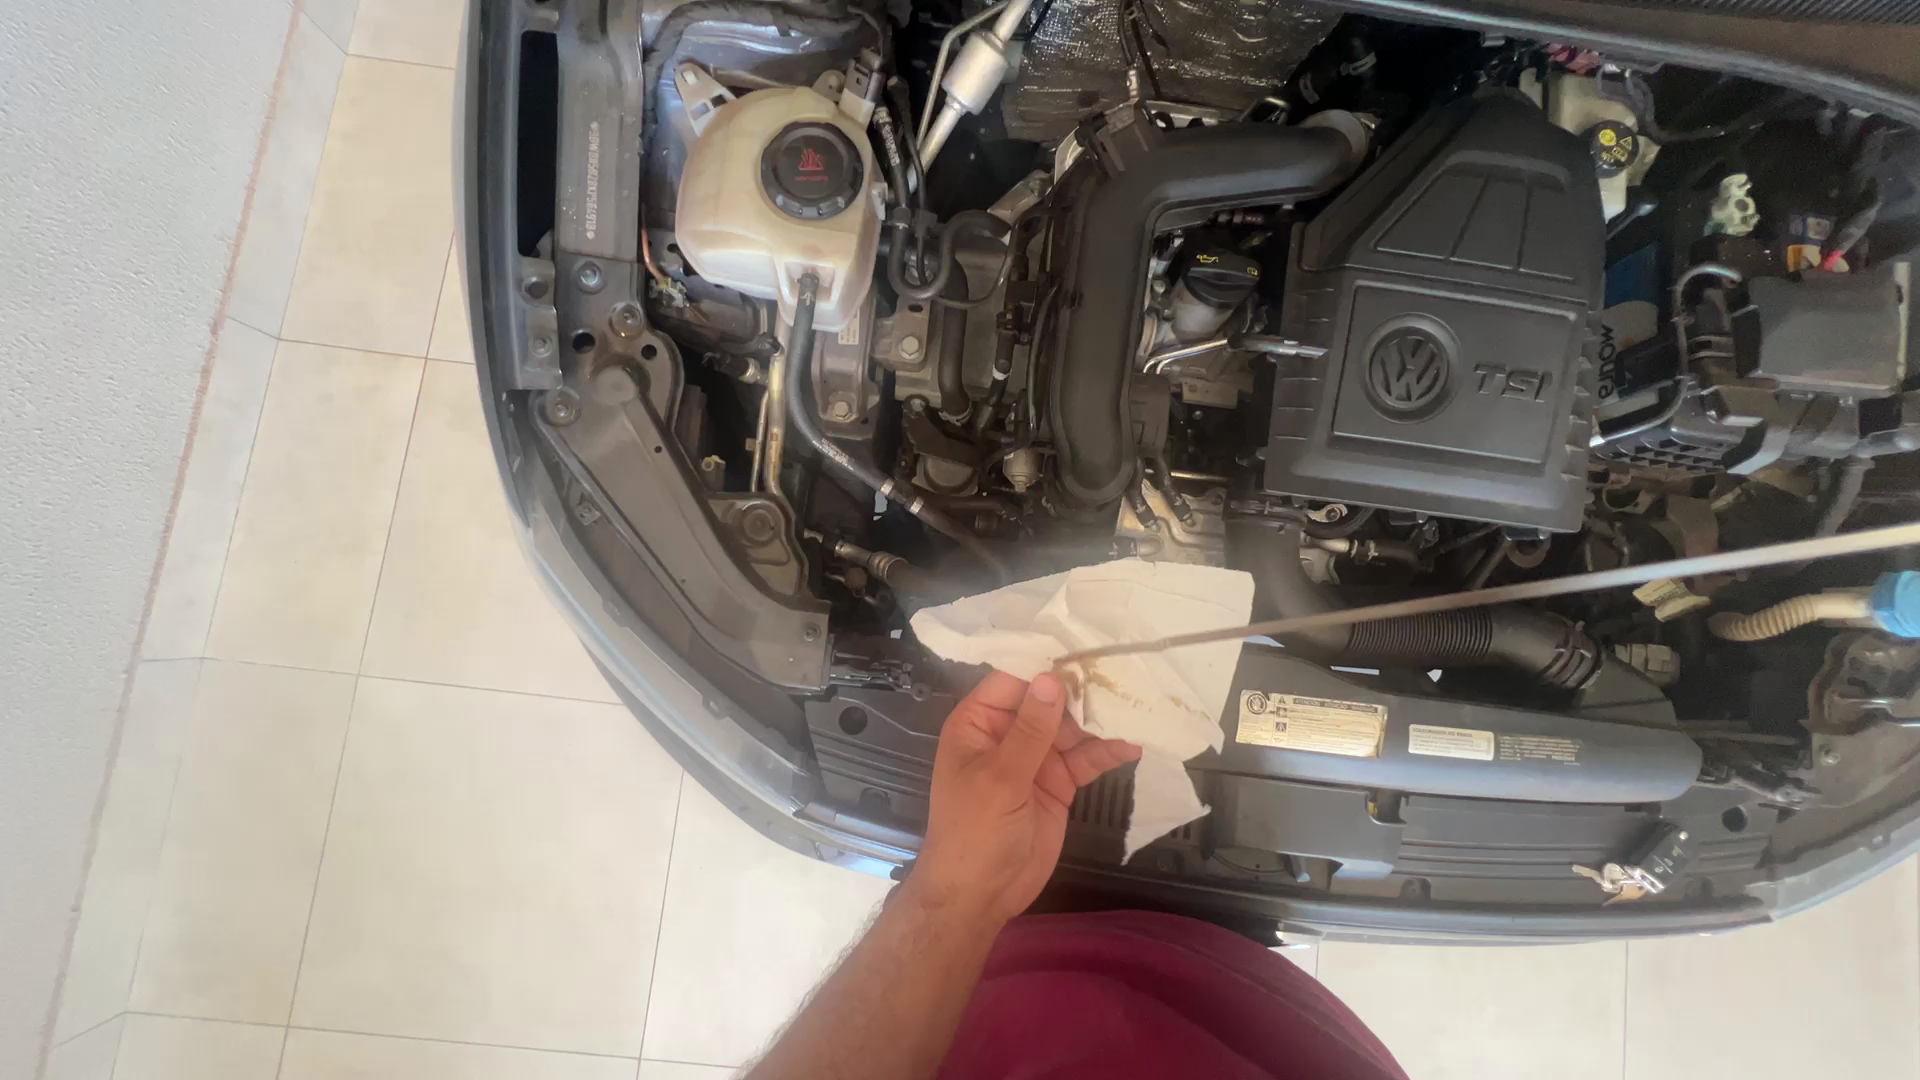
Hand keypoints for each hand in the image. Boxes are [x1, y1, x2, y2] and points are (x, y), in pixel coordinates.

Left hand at [908, 670, 1142, 926]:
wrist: (981, 895)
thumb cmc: (974, 831)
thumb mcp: (1000, 777)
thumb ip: (1030, 730)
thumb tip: (1051, 679)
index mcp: (978, 722)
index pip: (1012, 680)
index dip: (1044, 666)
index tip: (1081, 648)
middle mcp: (1006, 733)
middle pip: (1047, 701)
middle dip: (1080, 691)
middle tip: (1120, 675)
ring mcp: (1034, 758)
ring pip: (1071, 728)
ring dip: (1099, 720)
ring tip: (1133, 706)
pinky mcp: (1057, 782)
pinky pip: (1085, 759)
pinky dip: (1106, 752)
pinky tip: (1131, 745)